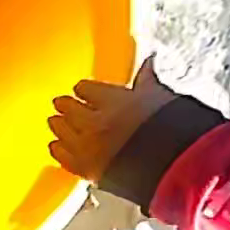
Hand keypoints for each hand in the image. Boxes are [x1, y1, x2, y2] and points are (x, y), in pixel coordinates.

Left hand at [47, 56, 178, 181]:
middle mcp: (95, 123)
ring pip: (61, 131)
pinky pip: (62, 156)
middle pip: (69, 109)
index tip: (80, 89)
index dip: (83, 88)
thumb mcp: (160, 98)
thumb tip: (149, 61)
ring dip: (58, 125)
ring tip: (55, 121)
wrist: (174, 165)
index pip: (86, 89)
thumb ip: (147, 81)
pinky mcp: (84, 168)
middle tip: (60, 102)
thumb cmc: (174, 129)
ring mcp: (86, 147)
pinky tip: (55, 145)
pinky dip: (58, 149)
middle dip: (64, 105)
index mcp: (114, 101)